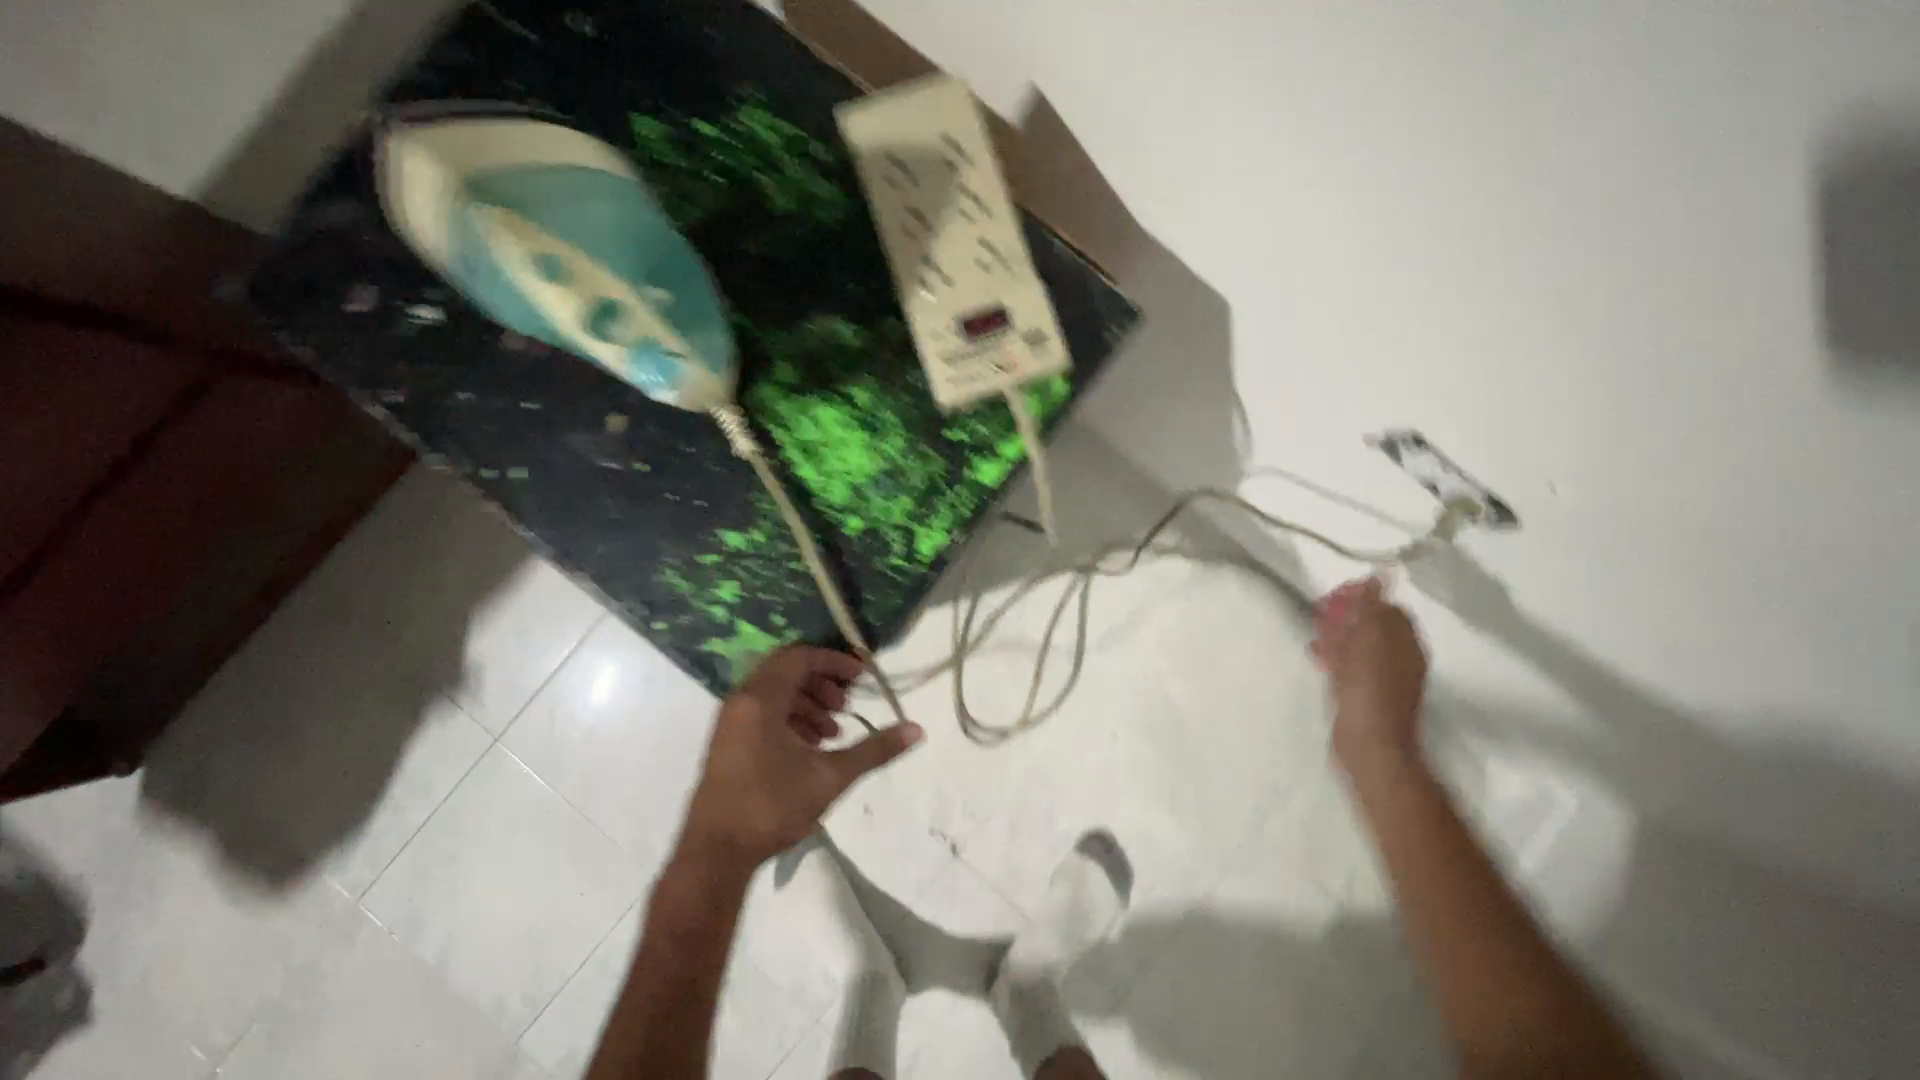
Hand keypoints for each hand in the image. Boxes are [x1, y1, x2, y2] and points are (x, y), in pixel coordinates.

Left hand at [679, 646, 923, 871]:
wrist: (715, 853)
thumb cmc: (771, 806)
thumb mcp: (831, 777)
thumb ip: (874, 750)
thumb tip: (917, 729)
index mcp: (760, 699)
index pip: (800, 658)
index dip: (834, 662)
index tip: (862, 678)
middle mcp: (740, 702)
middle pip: (786, 672)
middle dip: (822, 683)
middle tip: (847, 706)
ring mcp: (730, 724)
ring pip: (774, 695)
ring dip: (808, 704)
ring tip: (834, 733)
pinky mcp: (727, 745)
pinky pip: (762, 714)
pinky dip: (790, 720)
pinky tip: (810, 750)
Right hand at [1312, 578, 1428, 772]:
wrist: (1370, 746)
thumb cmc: (1370, 690)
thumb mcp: (1370, 641)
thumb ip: (1372, 607)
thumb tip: (1381, 575)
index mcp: (1405, 642)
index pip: (1387, 608)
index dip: (1362, 597)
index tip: (1334, 594)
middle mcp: (1398, 657)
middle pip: (1372, 626)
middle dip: (1346, 615)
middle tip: (1319, 611)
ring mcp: (1382, 679)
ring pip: (1359, 647)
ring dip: (1338, 636)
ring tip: (1314, 634)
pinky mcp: (1365, 696)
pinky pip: (1350, 667)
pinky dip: (1335, 657)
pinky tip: (1317, 658)